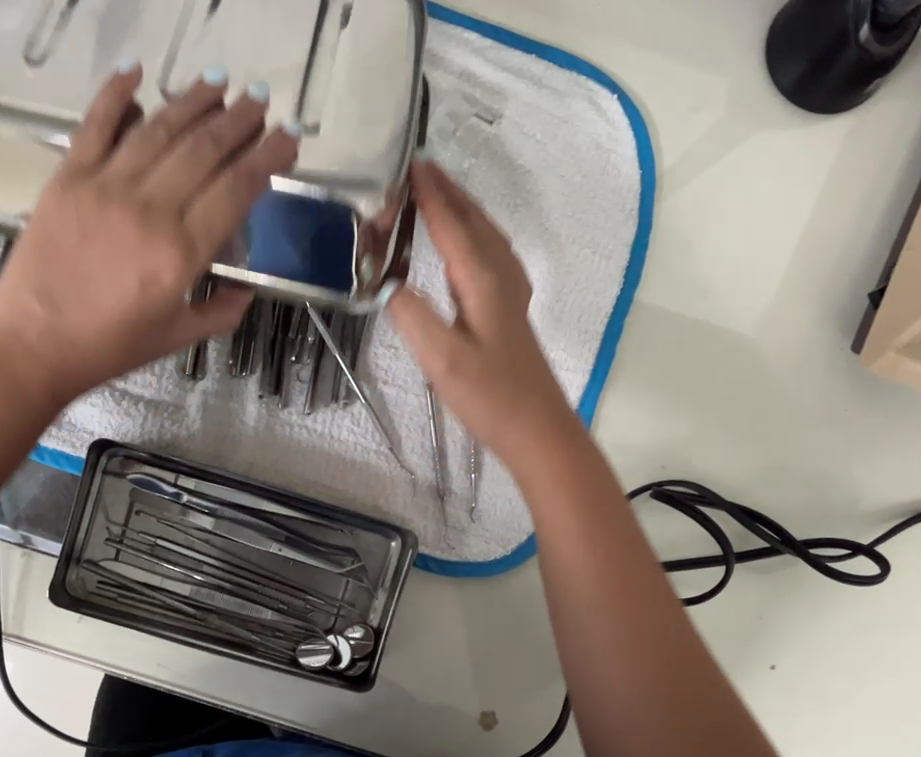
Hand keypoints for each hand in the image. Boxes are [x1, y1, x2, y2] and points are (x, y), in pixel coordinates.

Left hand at [0, 67, 298, 406]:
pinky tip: (137, 72)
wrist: (32, 347)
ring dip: (194, 101)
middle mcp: (149, 211)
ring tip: (220, 84)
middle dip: (239, 121)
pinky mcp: (68, 178)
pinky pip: (96, 124)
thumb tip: (246, 289)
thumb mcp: (175, 338)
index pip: (236, 189)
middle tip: (260, 101)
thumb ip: (220, 312)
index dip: (267, 157)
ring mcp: (105, 188)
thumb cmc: (108, 348)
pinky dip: (116, 94)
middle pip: (204, 150)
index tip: (288, 138)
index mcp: (181, 253)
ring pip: (160, 130)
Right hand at [386, 162, 584, 466]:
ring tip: (437, 194)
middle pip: (473, 221)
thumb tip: (384, 283)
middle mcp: (500, 276)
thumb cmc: (489, 396)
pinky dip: (473, 235)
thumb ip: (411, 315)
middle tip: (419, 167)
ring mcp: (510, 292)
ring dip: (462, 210)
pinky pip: (490, 254)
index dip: (429, 195)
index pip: (451, 224)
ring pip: (486, 235)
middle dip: (447, 192)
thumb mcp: (442, 359)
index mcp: (482, 280)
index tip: (408, 164)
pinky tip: (466, 245)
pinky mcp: (510, 310)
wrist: (536, 428)